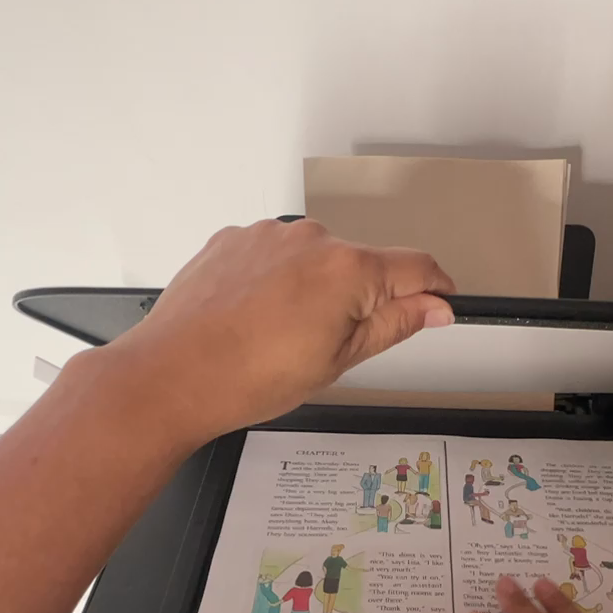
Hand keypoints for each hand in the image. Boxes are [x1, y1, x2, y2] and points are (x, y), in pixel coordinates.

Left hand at [98, 219, 454, 441]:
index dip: (436, 287)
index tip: (440, 301)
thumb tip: (436, 307)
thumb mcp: (339, 361)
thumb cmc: (248, 377)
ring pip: (317, 260)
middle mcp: (312, 239)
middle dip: (362, 299)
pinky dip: (278, 281)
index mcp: (347, 269)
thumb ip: (395, 325)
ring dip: (316, 289)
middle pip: (363, 264)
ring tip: (282, 334)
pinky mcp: (236, 238)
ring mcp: (270, 235)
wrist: (172, 375)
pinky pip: (277, 255)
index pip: (416, 266)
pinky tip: (257, 316)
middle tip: (331, 345)